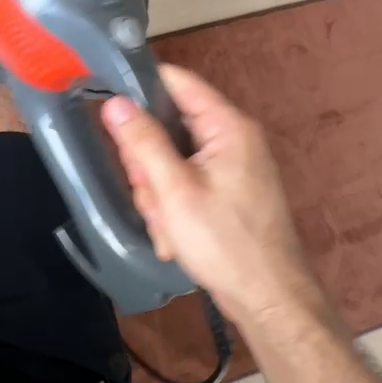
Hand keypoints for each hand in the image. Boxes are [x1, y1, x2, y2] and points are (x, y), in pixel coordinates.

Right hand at [101, 65, 320, 323]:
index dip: (140, 87)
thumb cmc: (225, 241)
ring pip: (171, 154)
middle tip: (148, 190)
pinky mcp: (226, 188)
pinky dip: (173, 202)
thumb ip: (143, 141)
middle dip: (148, 159)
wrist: (270, 303)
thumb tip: (114, 101)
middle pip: (168, 122)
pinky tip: (173, 232)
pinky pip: (184, 177)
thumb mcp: (174, 189)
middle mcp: (232, 136)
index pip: (175, 80)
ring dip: (158, 188)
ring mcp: (231, 164)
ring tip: (165, 221)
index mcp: (227, 125)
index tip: (111, 109)